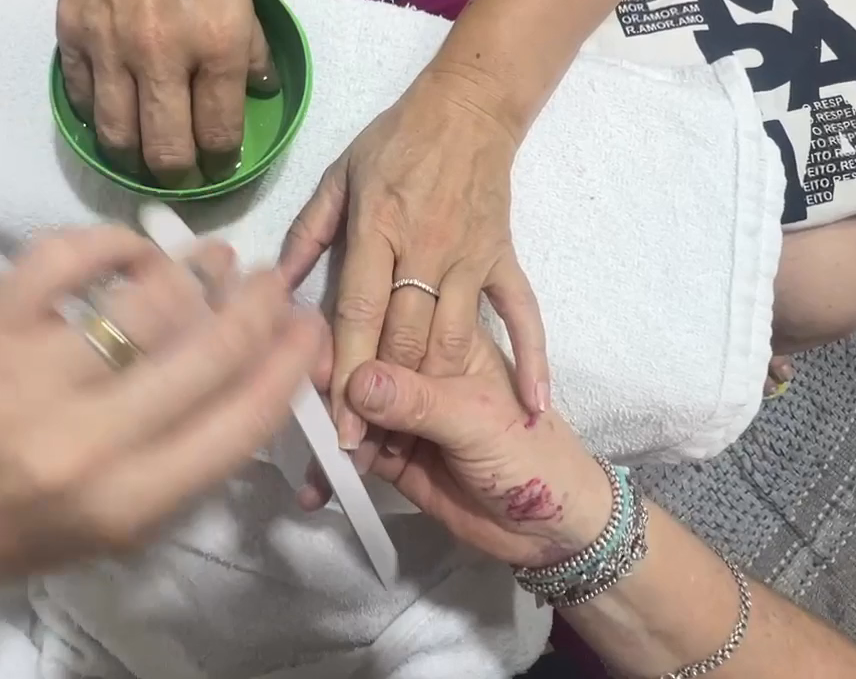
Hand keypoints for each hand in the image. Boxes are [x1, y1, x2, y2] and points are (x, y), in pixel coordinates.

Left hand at [0, 226, 321, 615]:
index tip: (308, 325)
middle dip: (261, 301)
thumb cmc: (17, 530)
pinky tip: (137, 251)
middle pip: (210, 348)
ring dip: (199, 269)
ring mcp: (28, 377)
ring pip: (151, 294)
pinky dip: (117, 240)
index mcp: (129, 504)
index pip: (245, 418)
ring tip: (216, 260)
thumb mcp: (120, 523)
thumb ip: (193, 450)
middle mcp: (85, 444)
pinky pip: (70, 253)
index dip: (292, 360)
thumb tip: (259, 359)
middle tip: (274, 278)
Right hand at [55, 0, 276, 184]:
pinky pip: (82, 101)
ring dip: (136, 157)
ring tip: (149, 153)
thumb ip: (250, 43)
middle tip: (186, 171)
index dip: (223, 160)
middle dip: (181, 174)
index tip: (222, 165)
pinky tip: (113, 113)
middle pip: (167, 152)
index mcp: (217, 42)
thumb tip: (260, 88)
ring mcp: (110, 48)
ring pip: (119, 139)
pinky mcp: (70, 33)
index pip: (219, 132)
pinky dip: (99, 117)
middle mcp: (163, 56)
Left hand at [280, 68, 549, 457]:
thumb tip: (277, 284)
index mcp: (378, 227)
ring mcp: (470, 256)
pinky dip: (532, 356)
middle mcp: (424, 248)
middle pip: (405, 337)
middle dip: (384, 399)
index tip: (340, 429)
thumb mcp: (339, 175)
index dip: (348, 373)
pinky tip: (533, 405)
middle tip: (366, 453)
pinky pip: (521, 310)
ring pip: (454, 337)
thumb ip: (308, 231)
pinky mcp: (503, 256)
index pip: (361, 312)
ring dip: (435, 391)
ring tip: (415, 440)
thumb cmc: (395, 140)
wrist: (467, 108)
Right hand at [305, 329, 611, 568]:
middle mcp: (415, 366)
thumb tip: (357, 380)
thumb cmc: (531, 455)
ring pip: (348, 408)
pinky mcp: (390, 451)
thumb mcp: (476, 420)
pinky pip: (351, 453)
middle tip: (304, 417)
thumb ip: (419, 400)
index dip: (348, 342)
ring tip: (311, 461)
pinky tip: (315, 489)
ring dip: (325, 432)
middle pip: (357, 364)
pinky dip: (331, 470)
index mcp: (443, 338)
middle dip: (327, 390)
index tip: (314, 366)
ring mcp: (400, 410)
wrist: (550, 529)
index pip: (386, 325)